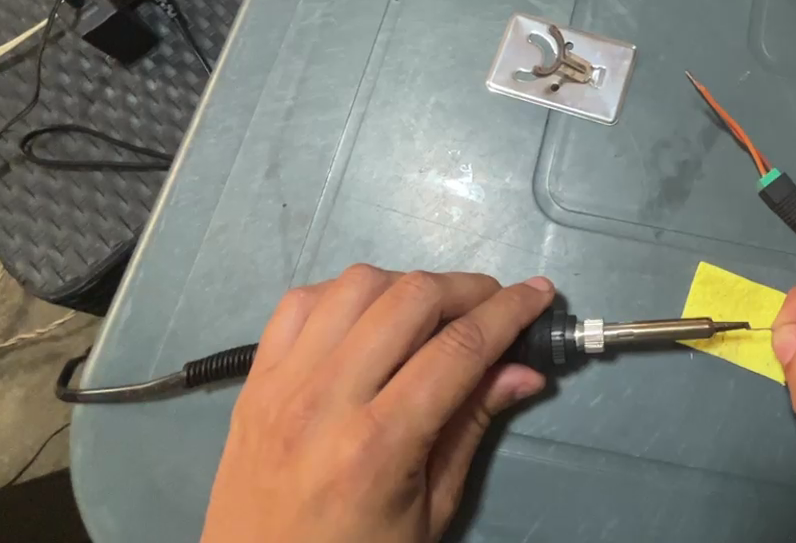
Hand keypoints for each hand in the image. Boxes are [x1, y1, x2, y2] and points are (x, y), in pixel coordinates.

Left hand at [201, 266, 555, 542]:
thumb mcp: (430, 511)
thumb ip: (473, 426)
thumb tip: (527, 369)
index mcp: (376, 448)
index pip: (459, 349)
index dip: (510, 312)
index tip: (540, 293)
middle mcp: (325, 401)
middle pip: (412, 298)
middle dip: (467, 289)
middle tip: (493, 306)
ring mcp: (282, 384)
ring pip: (359, 284)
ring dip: (409, 285)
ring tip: (431, 314)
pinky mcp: (254, 378)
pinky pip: (303, 299)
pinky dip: (346, 294)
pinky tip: (368, 318)